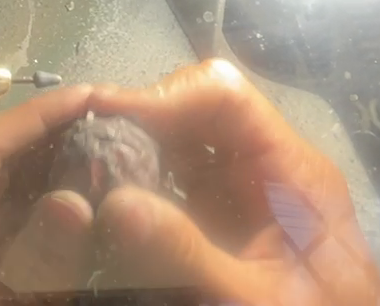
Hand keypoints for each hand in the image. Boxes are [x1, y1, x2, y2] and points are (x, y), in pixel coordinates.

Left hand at [0, 84, 98, 304]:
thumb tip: (74, 202)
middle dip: (50, 140)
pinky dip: (47, 225)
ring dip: (54, 178)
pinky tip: (90, 217)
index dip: (32, 116)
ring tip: (110, 157)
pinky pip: (6, 239)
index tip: (85, 97)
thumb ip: (33, 265)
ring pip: (3, 201)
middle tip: (111, 123)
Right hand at [85, 59, 379, 305]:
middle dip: (141, 119)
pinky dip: (142, 179)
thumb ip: (188, 252)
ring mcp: (244, 191)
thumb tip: (113, 203)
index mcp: (292, 168)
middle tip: (86, 140)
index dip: (164, 95)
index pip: (224, 94)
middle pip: (196, 107)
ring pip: (181, 138)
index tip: (108, 114)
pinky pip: (177, 177)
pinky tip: (113, 196)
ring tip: (89, 165)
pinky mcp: (225, 219)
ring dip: (136, 146)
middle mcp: (267, 164)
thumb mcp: (255, 301)